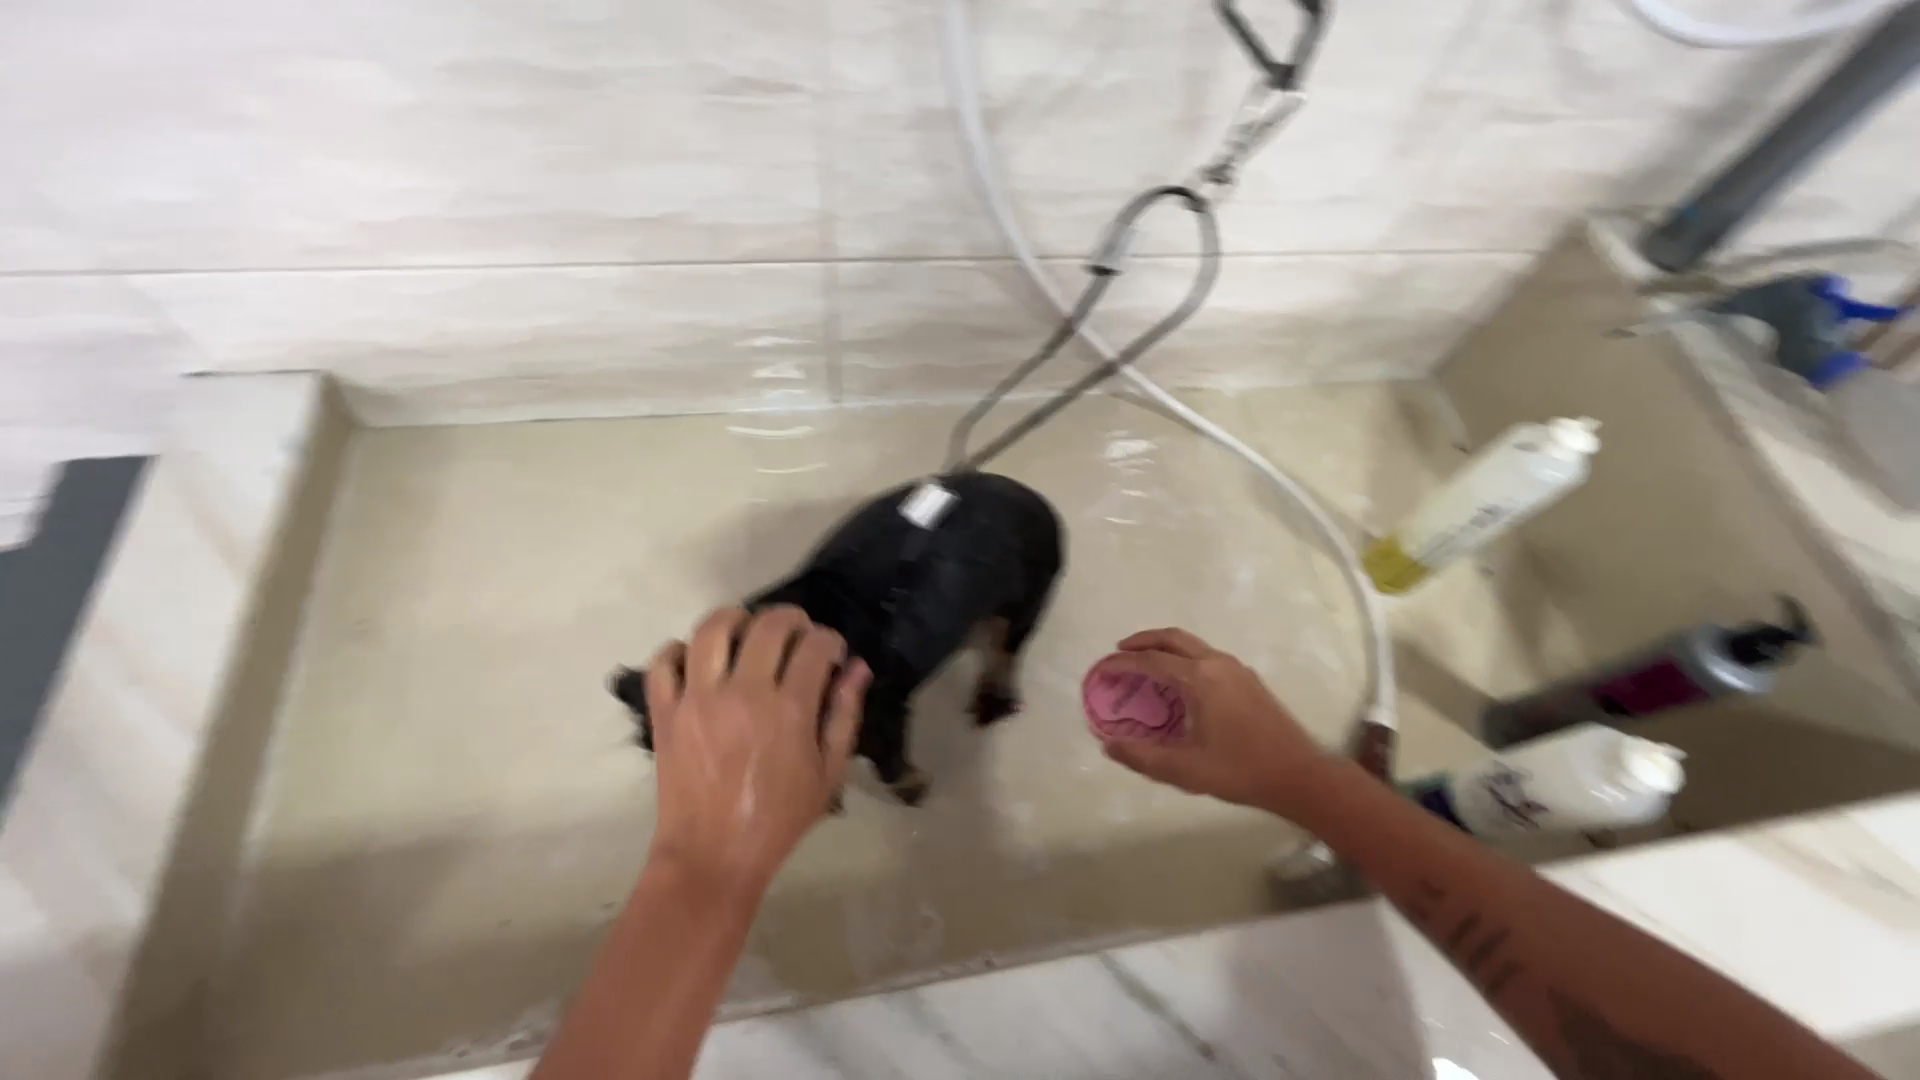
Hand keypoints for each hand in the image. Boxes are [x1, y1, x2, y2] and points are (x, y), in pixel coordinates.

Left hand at [643, 606, 869, 890]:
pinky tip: (699, 661)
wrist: (713, 856)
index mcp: (789, 709)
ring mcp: (698, 699)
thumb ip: (844, 714)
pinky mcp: (665, 712)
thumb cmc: (780, 817)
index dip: (830, 641)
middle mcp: (744, 693)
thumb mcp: (829, 772)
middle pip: (768, 625)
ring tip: (747, 631)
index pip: (815, 645)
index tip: (831, 654)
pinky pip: (664, 662)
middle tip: (798, 635)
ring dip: (736, 618)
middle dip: (792, 619)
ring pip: (712, 629)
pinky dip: (680, 650)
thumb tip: (857, 667)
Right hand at [1099, 627, 1332, 816]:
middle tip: (1119, 650)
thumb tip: (1108, 746)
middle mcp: (1218, 664)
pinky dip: (1184, 658)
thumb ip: (1142, 756)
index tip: (1103, 668)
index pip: (1151, 660)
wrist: (1300, 775)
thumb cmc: (1241, 771)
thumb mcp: (1185, 769)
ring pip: (1193, 645)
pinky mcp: (1249, 680)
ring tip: (1145, 663)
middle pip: (1173, 638)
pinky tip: (1179, 682)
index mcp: (1200, 679)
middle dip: (1143, 641)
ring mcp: (1237, 669)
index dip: (1123, 662)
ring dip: (1165, 647)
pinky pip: (1207, 656)